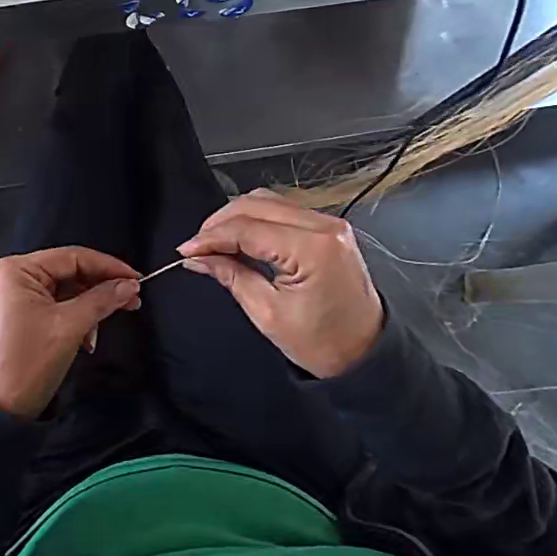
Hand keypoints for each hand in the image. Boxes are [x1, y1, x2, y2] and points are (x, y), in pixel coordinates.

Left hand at [0, 247, 142, 418]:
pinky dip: (76, 318)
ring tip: (107, 323)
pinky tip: (88, 337)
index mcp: (17, 269)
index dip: (107, 266)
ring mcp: (16, 296)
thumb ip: (101, 300)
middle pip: (69, 272)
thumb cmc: (26, 363)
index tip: (136, 278)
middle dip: (101, 288)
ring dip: (90, 307)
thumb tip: (128, 285)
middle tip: (132, 299)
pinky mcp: (22, 315)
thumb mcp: (69, 327)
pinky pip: (57, 306)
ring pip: (66, 290)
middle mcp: (14, 276)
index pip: (71, 256)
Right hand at [176, 189, 383, 378]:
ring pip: (265, 201)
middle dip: (218, 224)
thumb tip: (198, 258)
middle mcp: (324, 227)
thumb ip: (229, 275)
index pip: (246, 229)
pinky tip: (238, 237)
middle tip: (197, 247)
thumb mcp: (267, 313)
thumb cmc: (324, 342)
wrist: (370, 355)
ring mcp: (329, 224)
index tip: (186, 251)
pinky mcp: (327, 228)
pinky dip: (253, 219)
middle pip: (253, 205)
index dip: (210, 238)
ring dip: (234, 218)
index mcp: (313, 249)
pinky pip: (280, 209)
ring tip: (214, 242)